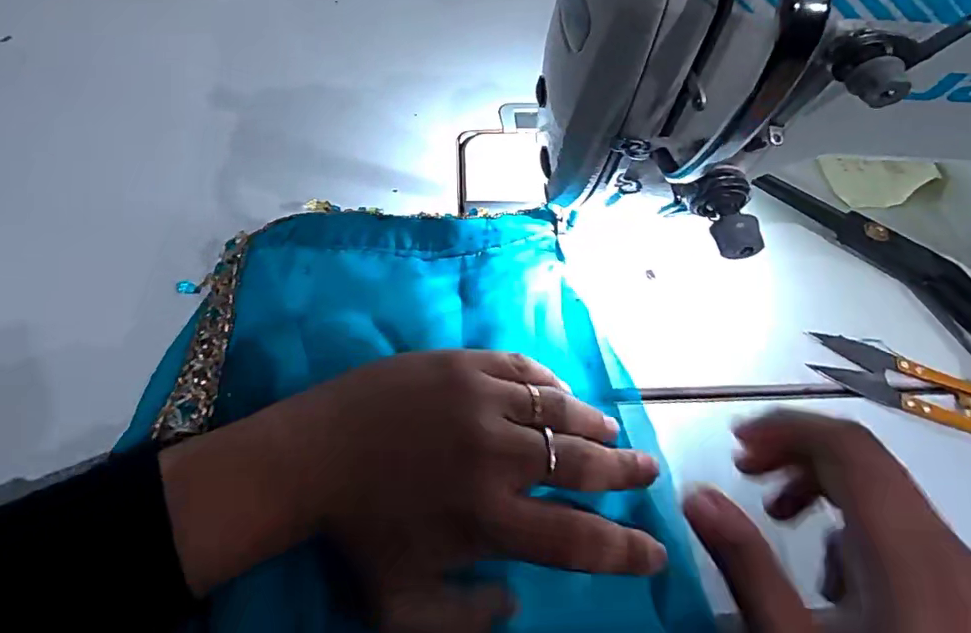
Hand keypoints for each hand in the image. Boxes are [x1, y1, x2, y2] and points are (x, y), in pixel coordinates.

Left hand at [160, 350, 663, 628]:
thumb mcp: (403, 606)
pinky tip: (559, 392)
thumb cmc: (360, 532)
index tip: (655, 551)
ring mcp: (480, 399)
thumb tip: (514, 601)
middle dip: (624, 472)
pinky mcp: (462, 363)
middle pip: (581, 464)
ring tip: (613, 431)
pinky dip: (548, 383)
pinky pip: (521, 369)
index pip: (578, 540)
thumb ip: (466, 618)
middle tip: (650, 471)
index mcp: (489, 517)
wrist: (315, 453)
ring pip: (558, 409)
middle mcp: (496, 455)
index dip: (625, 550)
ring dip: (592, 422)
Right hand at [681, 410, 970, 632]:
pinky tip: (831, 575)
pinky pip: (908, 530)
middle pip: (866, 459)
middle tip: (745, 469)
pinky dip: (857, 523)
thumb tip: (700, 498)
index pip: (846, 445)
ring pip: (887, 492)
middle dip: (796, 452)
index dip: (785, 427)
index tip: (737, 441)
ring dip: (823, 486)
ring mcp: (970, 580)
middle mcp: (950, 554)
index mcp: (911, 556)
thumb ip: (748, 568)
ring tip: (779, 515)